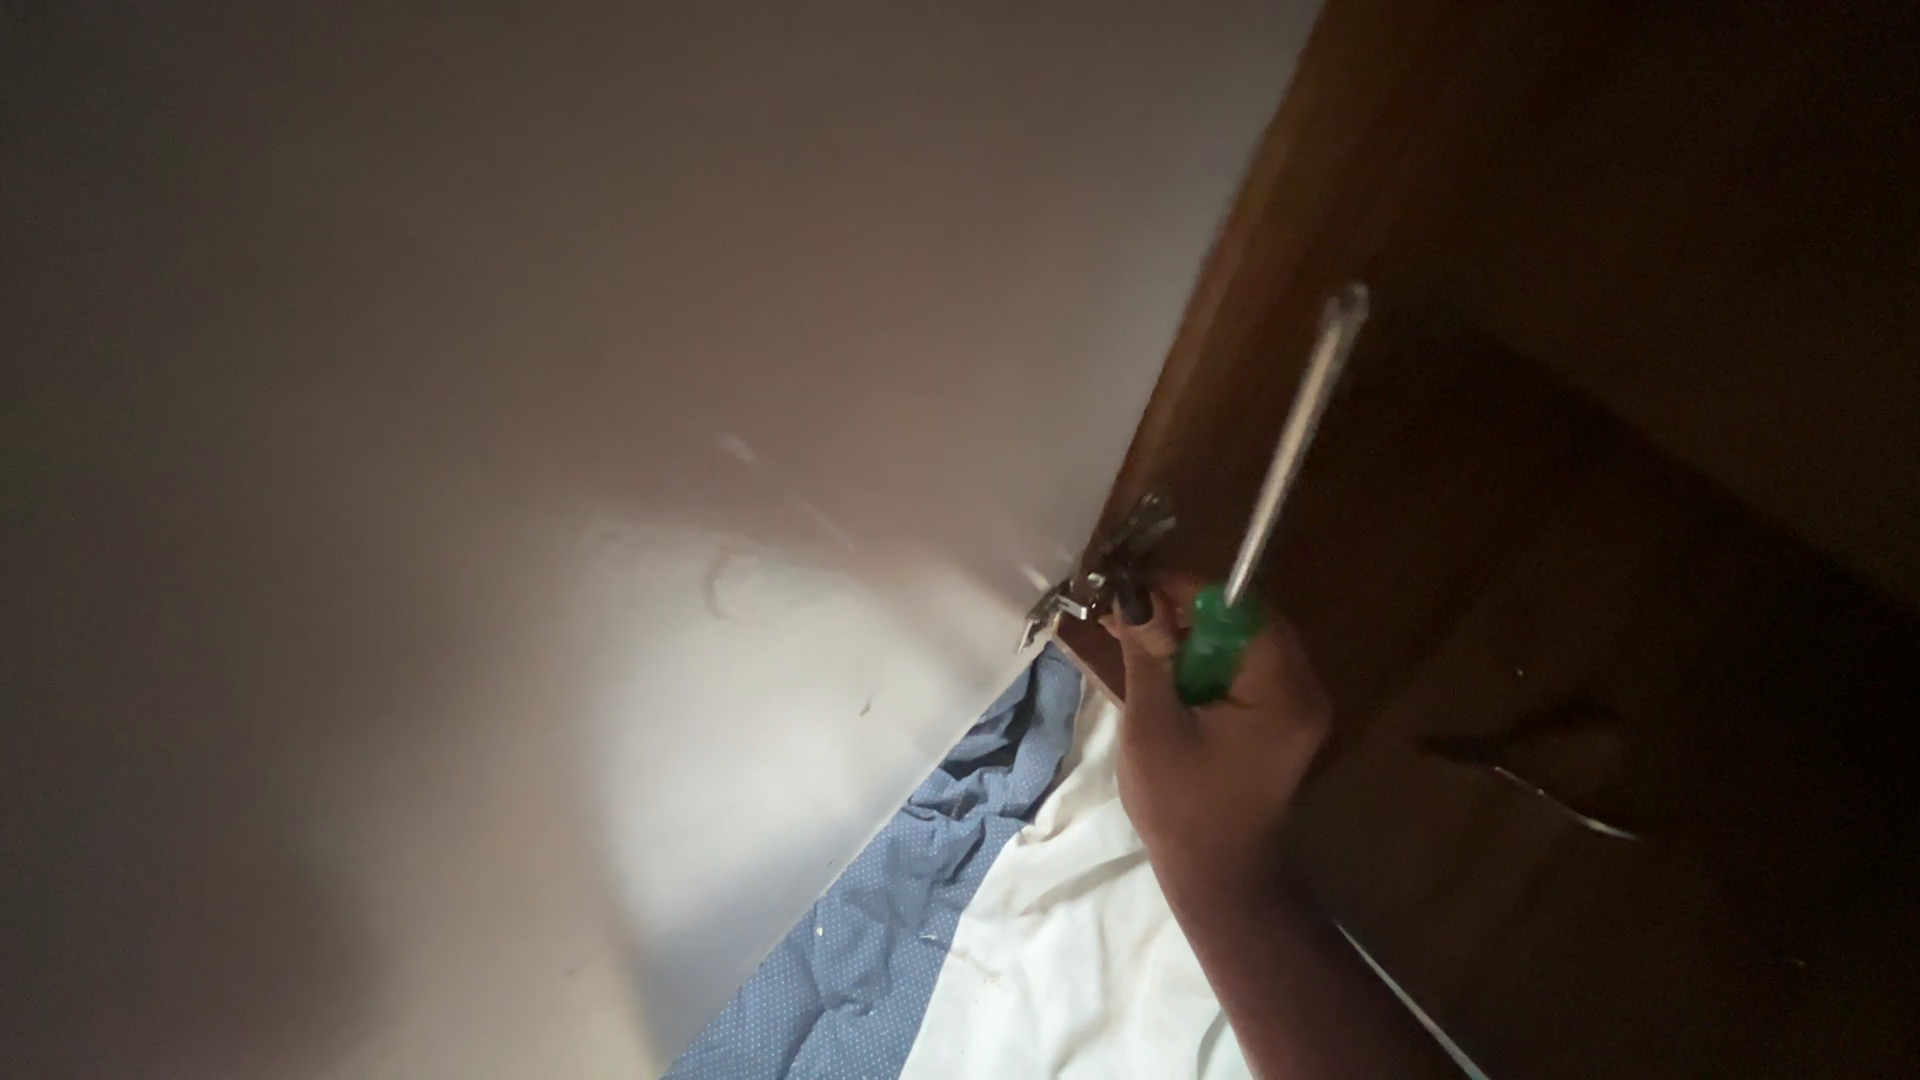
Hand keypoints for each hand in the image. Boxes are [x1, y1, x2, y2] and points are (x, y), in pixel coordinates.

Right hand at [1101, 576, 1331, 905]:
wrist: (1214, 875)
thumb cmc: (1181, 806)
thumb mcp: (1153, 724)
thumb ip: (1148, 652)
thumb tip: (1131, 590)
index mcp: (1280, 691)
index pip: (1240, 608)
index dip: (1186, 587)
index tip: (1134, 585)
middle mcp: (1299, 687)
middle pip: (1241, 618)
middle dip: (1180, 606)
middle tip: (1125, 606)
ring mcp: (1290, 701)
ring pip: (1235, 637)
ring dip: (1182, 629)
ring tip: (1126, 627)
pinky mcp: (1272, 712)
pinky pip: (1235, 663)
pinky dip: (1194, 655)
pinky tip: (1152, 654)